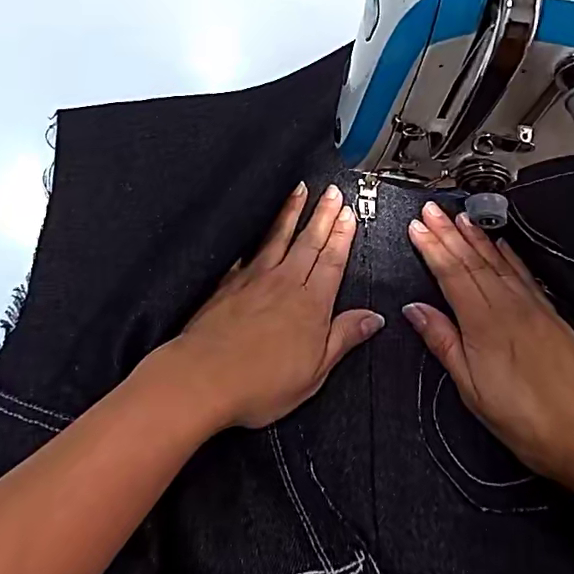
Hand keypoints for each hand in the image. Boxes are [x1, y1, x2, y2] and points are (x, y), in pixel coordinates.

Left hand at [156, 183, 382, 429]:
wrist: (202, 378)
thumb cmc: (257, 382)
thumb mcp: (315, 371)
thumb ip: (344, 338)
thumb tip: (371, 320)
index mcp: (311, 304)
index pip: (332, 260)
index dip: (342, 235)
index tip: (348, 213)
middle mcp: (285, 283)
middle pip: (309, 241)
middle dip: (324, 214)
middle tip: (332, 192)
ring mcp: (255, 279)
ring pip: (279, 236)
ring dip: (292, 212)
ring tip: (300, 191)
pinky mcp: (228, 284)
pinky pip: (247, 251)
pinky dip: (255, 236)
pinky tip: (255, 227)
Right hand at [405, 201, 573, 487]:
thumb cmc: (535, 422)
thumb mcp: (474, 392)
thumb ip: (444, 343)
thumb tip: (416, 312)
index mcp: (484, 323)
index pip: (450, 272)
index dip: (431, 246)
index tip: (417, 226)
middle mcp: (509, 306)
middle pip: (471, 259)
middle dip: (447, 231)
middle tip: (431, 209)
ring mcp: (532, 307)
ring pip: (496, 261)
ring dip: (475, 236)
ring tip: (459, 216)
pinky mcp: (551, 314)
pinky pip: (522, 273)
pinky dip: (508, 255)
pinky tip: (501, 246)